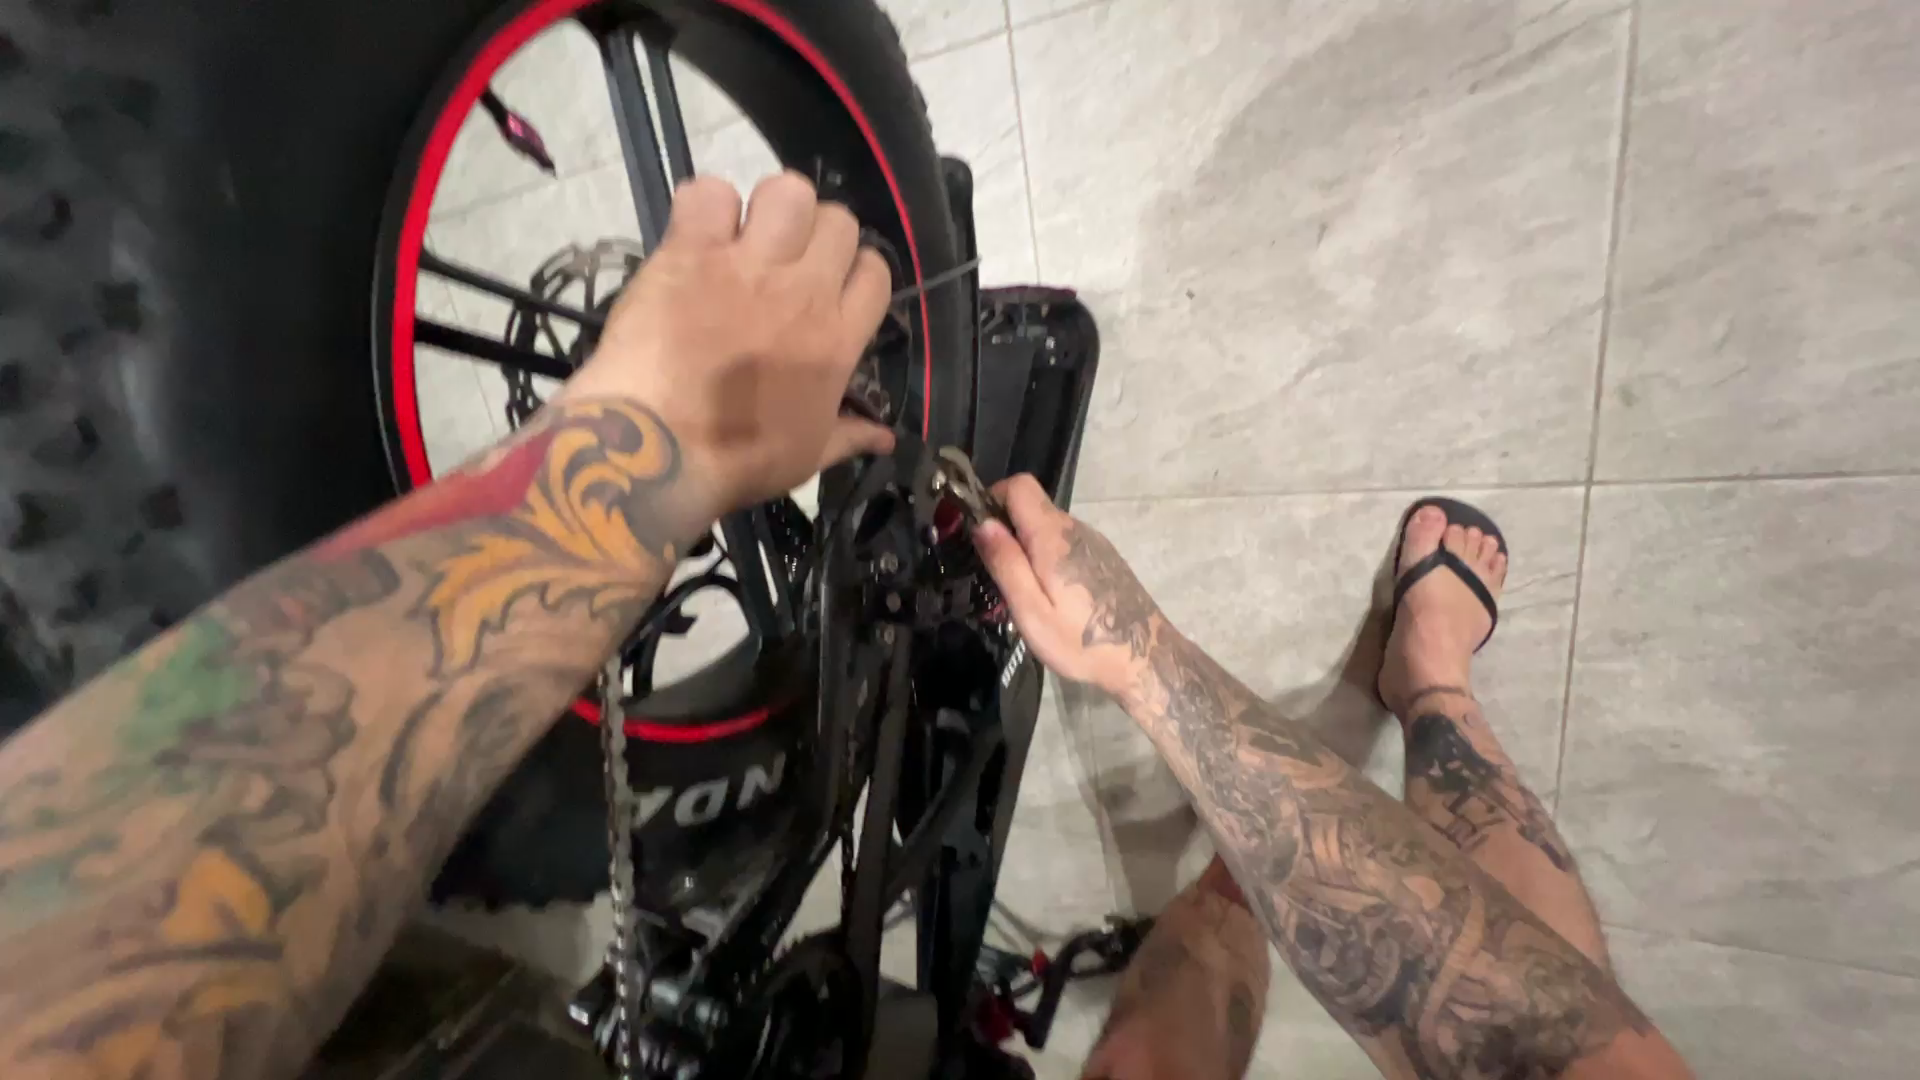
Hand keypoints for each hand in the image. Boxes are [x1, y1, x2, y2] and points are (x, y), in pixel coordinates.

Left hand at [558, 171, 895, 513]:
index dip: (857, 273)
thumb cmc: (740, 460)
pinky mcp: (690, 251)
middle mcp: (802, 291)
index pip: (875, 270)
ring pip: (788, 191)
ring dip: (774, 209)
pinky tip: (700, 235)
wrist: (660, 450)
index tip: (834, 289)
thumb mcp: (808, 457)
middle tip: (791, 262)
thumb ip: (851, 436)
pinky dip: (707, 206)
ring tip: (751, 239)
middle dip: (820, 236)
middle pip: (838, 221)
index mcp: (838, 339)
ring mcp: (747, 266)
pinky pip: (710, 192)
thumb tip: (887, 438)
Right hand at [971, 474, 1162, 698]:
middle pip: (1031, 506)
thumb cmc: (1082, 641)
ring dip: (1026, 546)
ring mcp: (1092, 541)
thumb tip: (981, 523)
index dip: (992, 498)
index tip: (978, 533)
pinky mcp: (1102, 556)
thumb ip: (1006, 564)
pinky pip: (1064, 542)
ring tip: (1021, 590)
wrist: (1145, 658)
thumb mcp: (1031, 611)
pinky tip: (1050, 594)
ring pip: (1047, 526)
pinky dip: (1046, 556)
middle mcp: (1074, 529)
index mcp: (1053, 537)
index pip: (1018, 485)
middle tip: (994, 572)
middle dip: (1005, 529)